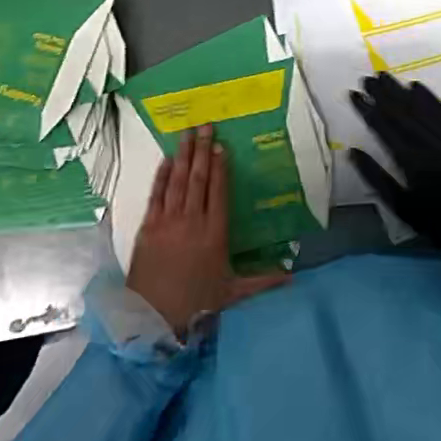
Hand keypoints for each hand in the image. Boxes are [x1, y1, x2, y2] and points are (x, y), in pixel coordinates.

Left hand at [126, 124, 289, 336]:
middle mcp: (192, 221)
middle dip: (202, 151)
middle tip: (206, 126)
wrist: (154, 314)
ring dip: (183, 155)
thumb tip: (293, 276)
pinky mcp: (148, 226)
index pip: (219, 193)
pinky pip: (156, 194)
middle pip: (198, 179)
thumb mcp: (233, 293)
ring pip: (177, 181)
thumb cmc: (197, 304)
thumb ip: (263, 281)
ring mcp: (167, 221)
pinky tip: (166, 160)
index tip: (222, 147)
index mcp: (214, 235)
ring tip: (187, 134)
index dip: (221, 168)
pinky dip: (161, 175)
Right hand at [348, 72, 440, 252]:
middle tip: (366, 78)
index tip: (354, 94)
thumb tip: (352, 152)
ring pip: (422, 110)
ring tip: (385, 77)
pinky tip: (418, 86)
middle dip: (382, 94)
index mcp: (412, 162)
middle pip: (402, 113)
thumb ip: (376, 178)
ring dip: (402, 92)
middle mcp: (431, 145)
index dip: (367, 109)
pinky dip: (431, 99)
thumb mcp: (401, 207)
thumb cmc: (438, 222)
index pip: (384, 127)